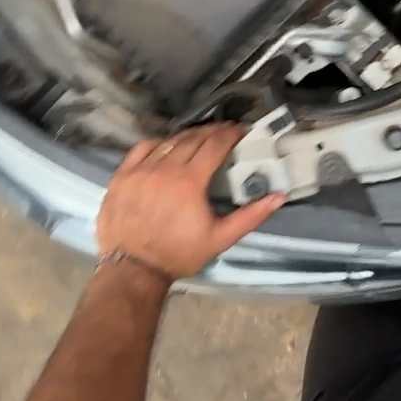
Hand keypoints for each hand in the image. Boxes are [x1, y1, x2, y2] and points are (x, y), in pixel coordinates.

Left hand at [95, 123, 284, 280]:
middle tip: (224, 131)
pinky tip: (166, 147)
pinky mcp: (122, 176)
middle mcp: (164, 169)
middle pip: (193, 138)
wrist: (133, 270)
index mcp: (190, 181)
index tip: (240, 130)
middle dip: (212, 131)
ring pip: (169, 141)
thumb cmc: (179, 253)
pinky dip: (158, 143)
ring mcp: (140, 171)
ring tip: (199, 137)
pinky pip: (142, 148)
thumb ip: (250, 216)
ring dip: (188, 136)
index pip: (214, 145)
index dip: (230, 134)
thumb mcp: (220, 238)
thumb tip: (279, 197)